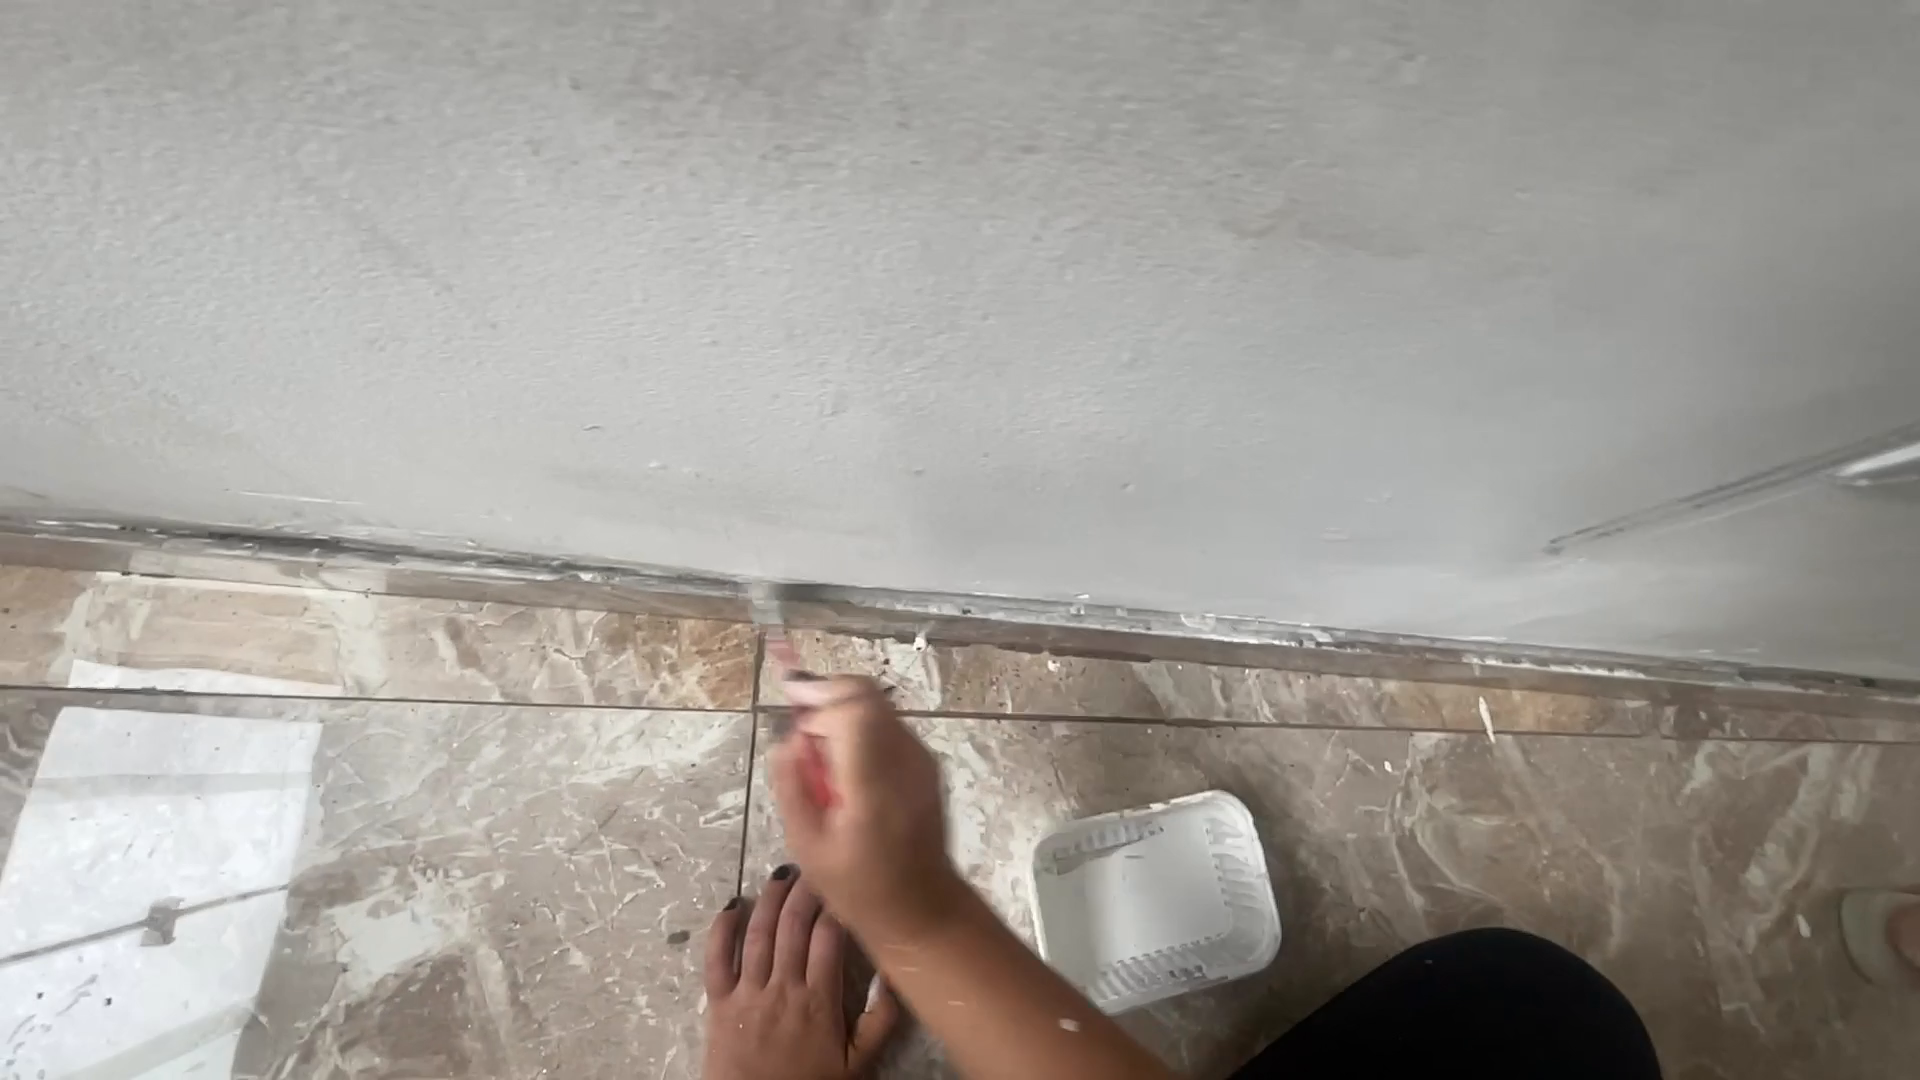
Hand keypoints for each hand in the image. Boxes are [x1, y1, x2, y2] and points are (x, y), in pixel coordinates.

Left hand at [703, 867, 899, 1079]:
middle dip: (807, 889)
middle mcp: (783, 987)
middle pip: (795, 924)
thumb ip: (882, 1019)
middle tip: (817, 866)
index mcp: (819, 999)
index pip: (829, 935)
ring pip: (760, 932)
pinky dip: (722, 929)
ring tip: (784, 873)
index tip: (846, 883)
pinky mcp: (718, 1004)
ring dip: (772, 897)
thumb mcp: (858, 1064)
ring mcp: (748, 993)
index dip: (837, 904)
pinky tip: (734, 904)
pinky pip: (716, 960)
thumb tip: (891, 971)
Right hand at [770, 675, 966, 943]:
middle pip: (868, 697)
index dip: (819, 699)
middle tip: (796, 702)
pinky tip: (838, 748)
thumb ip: (794, 787)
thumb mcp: (809, 847)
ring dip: (843, 707)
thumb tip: (788, 740)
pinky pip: (889, 725)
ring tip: (813, 730)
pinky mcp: (926, 763)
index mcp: (874, 783)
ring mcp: (921, 759)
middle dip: (828, 692)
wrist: (923, 907)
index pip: (853, 712)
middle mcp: (904, 760)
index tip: (792, 705)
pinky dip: (860, 723)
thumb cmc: (860, 888)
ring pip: (879, 707)